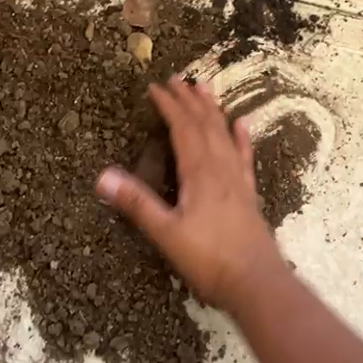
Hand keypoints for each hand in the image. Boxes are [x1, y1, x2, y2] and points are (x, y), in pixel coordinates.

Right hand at [95, 78, 287, 311]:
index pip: (182, 128)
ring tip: (205, 87)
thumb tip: (103, 176)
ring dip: (212, 109)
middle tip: (177, 78)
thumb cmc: (211, 260)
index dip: (169, 105)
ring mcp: (238, 179)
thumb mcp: (167, 234)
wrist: (259, 285)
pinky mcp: (249, 194)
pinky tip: (241, 124)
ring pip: (224, 133)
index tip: (154, 87)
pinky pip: (245, 156)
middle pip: (204, 124)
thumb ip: (137, 204)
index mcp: (200, 172)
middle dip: (189, 100)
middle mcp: (220, 168)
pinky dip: (241, 136)